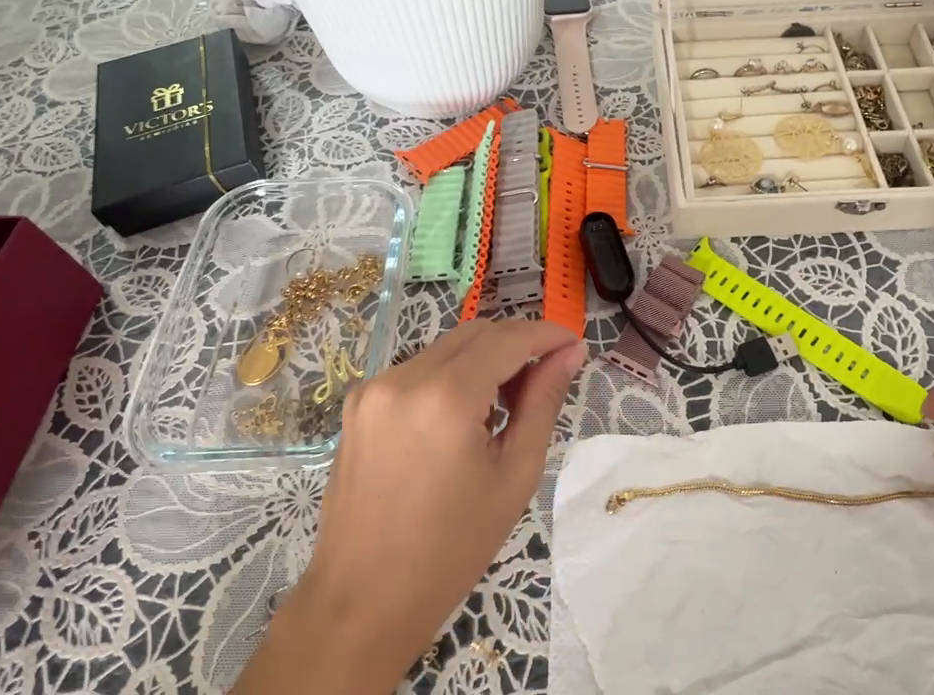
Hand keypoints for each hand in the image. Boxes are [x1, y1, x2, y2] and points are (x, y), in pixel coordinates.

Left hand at [236, 320, 585, 694]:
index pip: (507, 338)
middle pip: (475, 333)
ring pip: (445, 349)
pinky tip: (462, 420)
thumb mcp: (514, 476)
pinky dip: (449, 378)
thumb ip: (543, 403)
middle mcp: (404, 377)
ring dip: (482, 361)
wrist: (362, 600)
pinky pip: (417, 371)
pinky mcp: (358, 404)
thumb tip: (568, 354)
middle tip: (546, 378)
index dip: (547, 334)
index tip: (575, 345)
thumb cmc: (452, 548)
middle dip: (516, 345)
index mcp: (446, 396)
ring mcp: (373, 388)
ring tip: (505, 407)